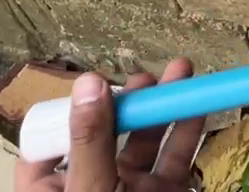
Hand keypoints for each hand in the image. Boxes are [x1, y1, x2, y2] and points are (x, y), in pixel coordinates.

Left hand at [15, 59, 204, 191]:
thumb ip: (92, 140)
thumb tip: (89, 79)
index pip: (46, 148)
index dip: (68, 113)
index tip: (91, 85)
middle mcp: (92, 185)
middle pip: (106, 132)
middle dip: (128, 99)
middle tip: (145, 78)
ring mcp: (131, 189)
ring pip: (147, 137)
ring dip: (165, 103)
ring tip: (182, 69)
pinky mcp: (165, 191)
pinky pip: (178, 153)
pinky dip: (191, 125)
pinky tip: (202, 101)